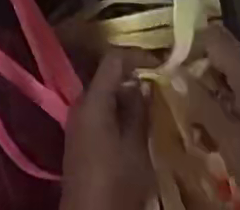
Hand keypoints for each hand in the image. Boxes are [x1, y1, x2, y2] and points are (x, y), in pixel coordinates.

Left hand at [61, 50, 152, 209]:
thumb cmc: (115, 183)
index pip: (113, 60)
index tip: (162, 64)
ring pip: (104, 95)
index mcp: (92, 100)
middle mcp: (80, 104)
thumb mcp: (135, 149)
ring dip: (126, 96)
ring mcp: (77, 121)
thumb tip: (143, 84)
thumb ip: (139, 112)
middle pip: (107, 77)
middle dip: (133, 77)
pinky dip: (117, 111)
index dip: (137, 56)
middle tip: (160, 86)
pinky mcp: (79, 138)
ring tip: (153, 105)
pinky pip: (99, 112)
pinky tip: (136, 125)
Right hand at [181, 27, 239, 209]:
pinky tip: (201, 127)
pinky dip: (213, 104)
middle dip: (193, 65)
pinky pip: (228, 95)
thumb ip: (201, 102)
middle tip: (171, 83)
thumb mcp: (228, 137)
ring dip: (201, 87)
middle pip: (217, 54)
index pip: (214, 36)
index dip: (190, 41)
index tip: (168, 58)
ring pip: (221, 76)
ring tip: (184, 109)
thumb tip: (173, 70)